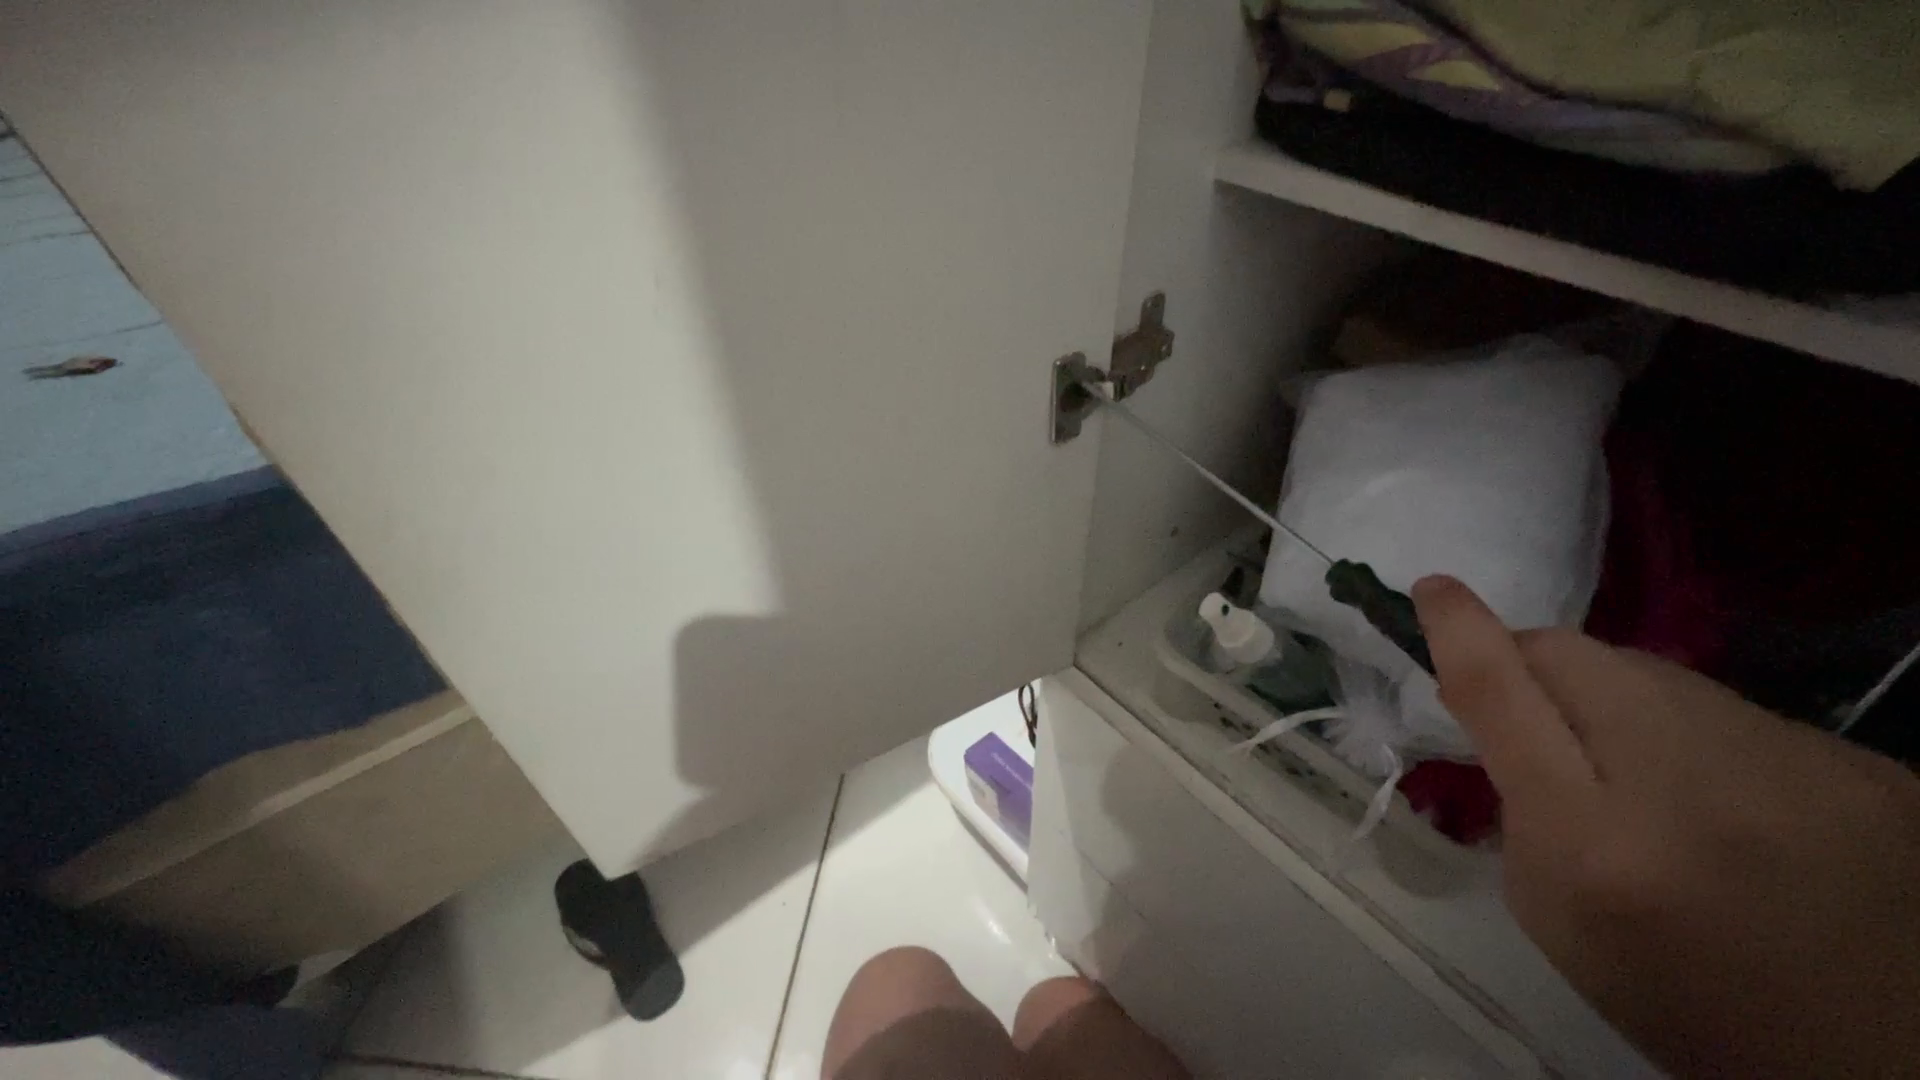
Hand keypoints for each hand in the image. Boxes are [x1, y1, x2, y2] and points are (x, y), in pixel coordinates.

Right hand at [1412, 575, 1919, 1078]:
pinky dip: (1698, 735)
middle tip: (1529, 711)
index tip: (1432, 589)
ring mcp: (1793, 762)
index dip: (1458, 630)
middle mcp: (1690, 780)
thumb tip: (1513, 713)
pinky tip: (1727, 796)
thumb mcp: (1550, 910)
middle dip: (1531, 664)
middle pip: (1573, 656)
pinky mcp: (1868, 766)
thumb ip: (1519, 798)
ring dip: (1614, 699)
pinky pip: (1733, 711)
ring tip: (1637, 768)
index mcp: (1591, 840)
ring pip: (1652, 672)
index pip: (1502, 692)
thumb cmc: (1673, 996)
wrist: (1884, 1064)